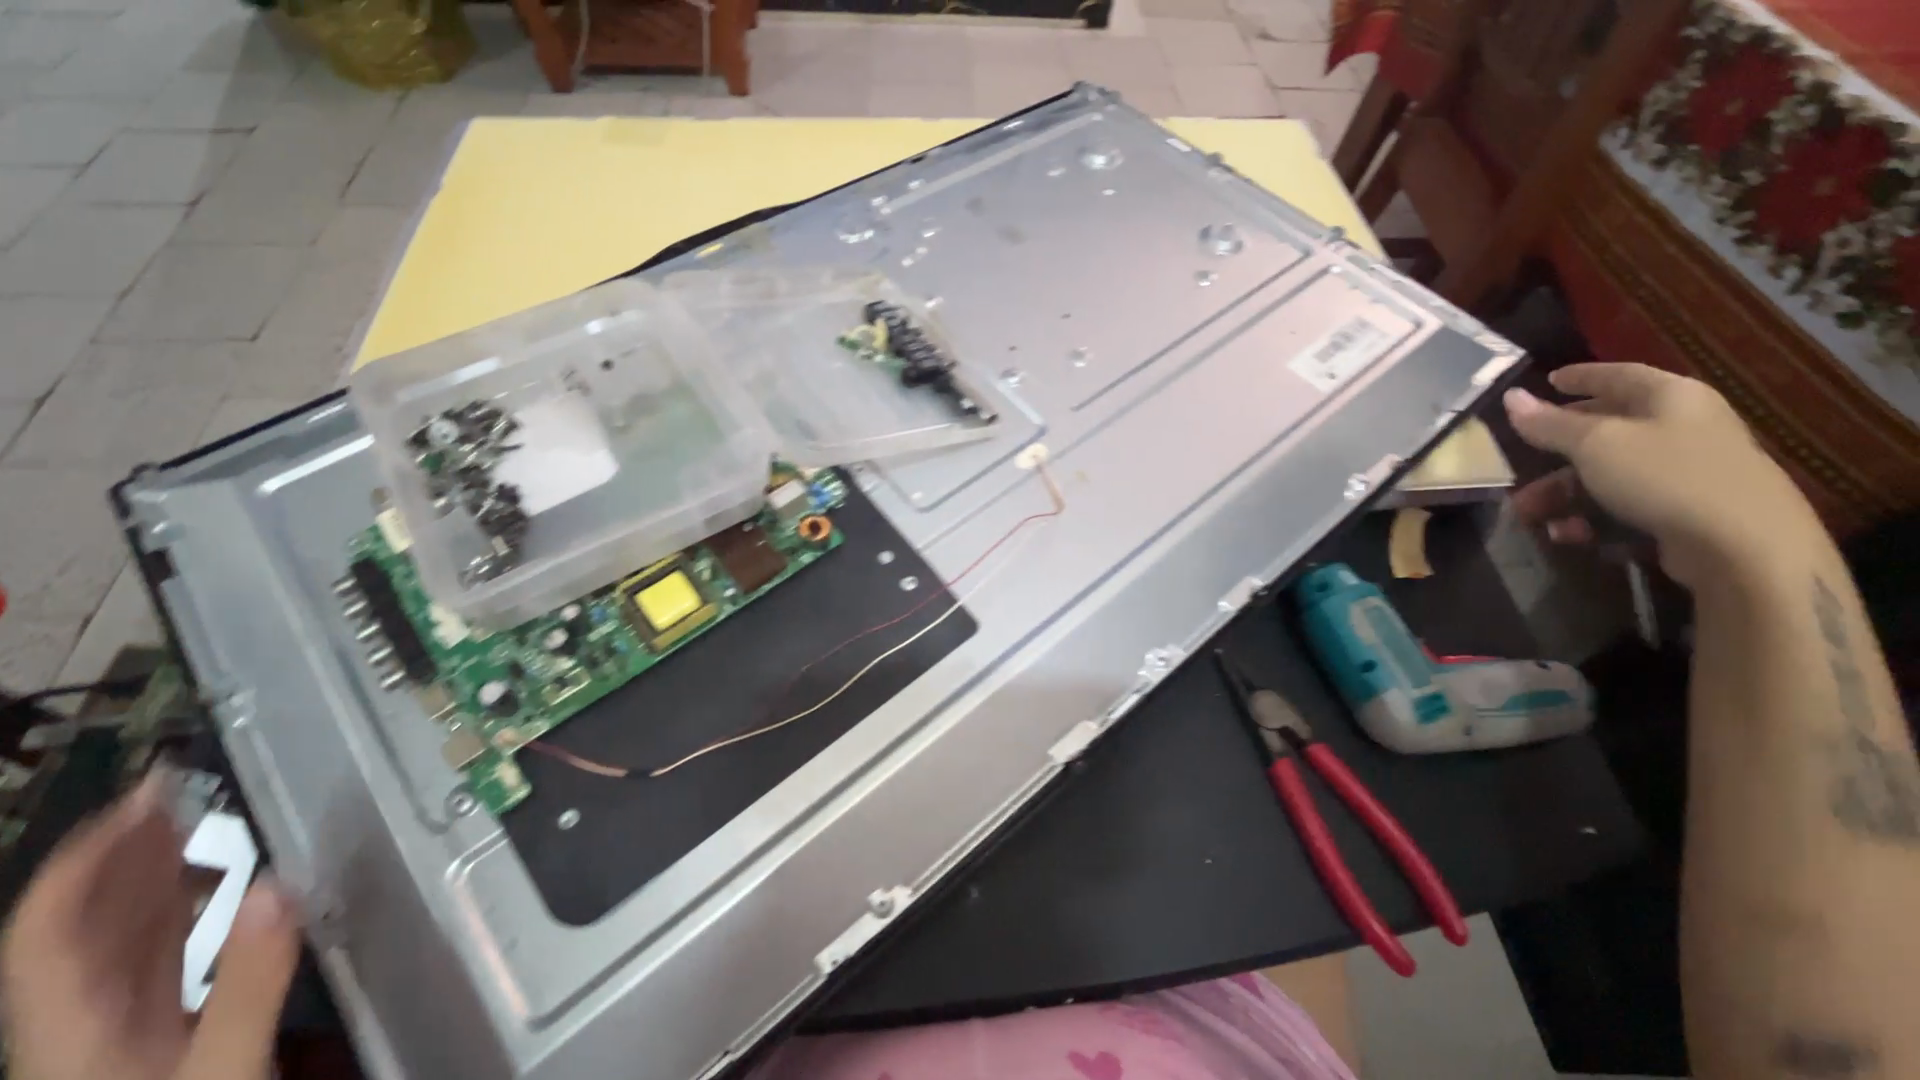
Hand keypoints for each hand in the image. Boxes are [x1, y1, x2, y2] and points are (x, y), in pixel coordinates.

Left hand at [2, 774, 300, 1079]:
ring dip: (144, 881)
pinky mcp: (139, 1042)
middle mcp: (75, 1024)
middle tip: (173, 792)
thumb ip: (248, 981)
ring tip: (187, 826)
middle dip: (120, 855)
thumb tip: (278, 887)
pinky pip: (144, 964)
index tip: (137, 802)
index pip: (48, 928)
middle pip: (80, 928)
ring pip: (111, 944)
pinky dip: (170, 919)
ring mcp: (106, 1034)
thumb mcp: (222, 1071)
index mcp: (71, 1031)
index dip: (85, 860)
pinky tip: (205, 898)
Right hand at [1502, 363, 1818, 586]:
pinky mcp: (1688, 512)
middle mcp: (1684, 427)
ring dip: (1564, 494)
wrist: (1745, 546)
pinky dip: (1594, 519)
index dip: (1582, 376)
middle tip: (1522, 462)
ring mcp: (1689, 471)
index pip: (1620, 375)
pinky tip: (1569, 535)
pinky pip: (1628, 507)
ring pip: (1611, 475)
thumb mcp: (1596, 445)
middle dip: (1557, 451)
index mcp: (1671, 397)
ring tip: (1529, 514)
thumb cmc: (1665, 476)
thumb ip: (1550, 424)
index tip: (1549, 381)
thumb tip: (1511, 398)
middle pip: (1609, 429)